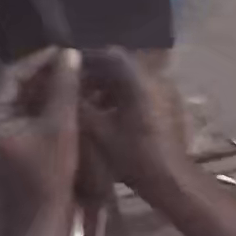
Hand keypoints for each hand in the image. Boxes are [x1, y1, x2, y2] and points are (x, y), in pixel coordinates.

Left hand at [0, 48, 80, 214]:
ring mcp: (5, 141)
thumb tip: (70, 54)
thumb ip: (64, 88)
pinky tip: (74, 105)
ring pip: (28, 105)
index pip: (11, 76)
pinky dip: (52, 109)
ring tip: (78, 81)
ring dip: (51, 92)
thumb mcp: (60, 126)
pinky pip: (34, 120)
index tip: (64, 52)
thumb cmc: (48, 176)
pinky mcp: (20, 152)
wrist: (43, 225)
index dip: (38, 60)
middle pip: (18, 89)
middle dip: (46, 76)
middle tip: (74, 65)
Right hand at [78, 47, 193, 194]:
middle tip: (74, 87)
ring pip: (132, 80)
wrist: (171, 179)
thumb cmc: (135, 155)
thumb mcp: (99, 132)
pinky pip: (143, 92)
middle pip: (122, 67)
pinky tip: (107, 114)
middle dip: (96, 75)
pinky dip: (123, 97)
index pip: (111, 55)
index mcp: (140, 80)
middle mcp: (156, 79)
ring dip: (109, 87)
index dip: (87, 59)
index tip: (68, 68)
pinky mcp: (169, 105)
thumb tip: (64, 89)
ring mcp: (166, 91)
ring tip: (87, 103)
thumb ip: (80, 106)